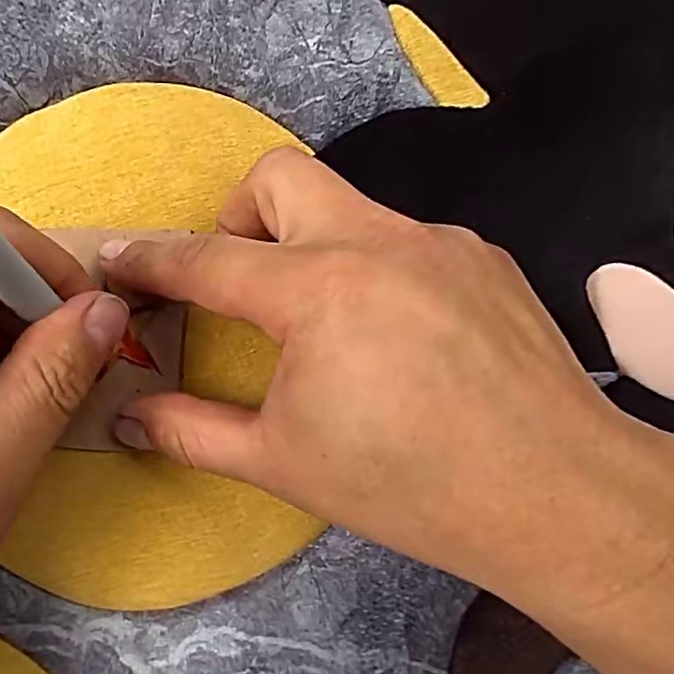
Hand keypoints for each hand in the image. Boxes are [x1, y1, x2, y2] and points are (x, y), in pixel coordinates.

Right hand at [102, 149, 673, 614]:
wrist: (556, 496)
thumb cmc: (404, 486)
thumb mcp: (279, 461)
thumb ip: (192, 431)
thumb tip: (128, 418)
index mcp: (319, 291)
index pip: (208, 259)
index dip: (152, 259)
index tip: (117, 259)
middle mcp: (378, 241)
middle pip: (279, 177)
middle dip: (235, 216)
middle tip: (233, 281)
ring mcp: (439, 242)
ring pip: (346, 208)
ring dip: (307, 249)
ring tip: (319, 327)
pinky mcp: (483, 259)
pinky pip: (402, 241)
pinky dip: (369, 272)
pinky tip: (392, 341)